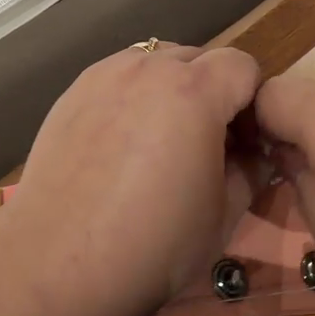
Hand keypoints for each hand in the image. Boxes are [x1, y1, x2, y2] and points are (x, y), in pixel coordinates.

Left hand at [0, 40, 262, 315]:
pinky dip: (132, 95)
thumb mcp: (222, 215)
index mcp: (193, 90)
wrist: (58, 257)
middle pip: (199, 58)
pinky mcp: (75, 88)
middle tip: (206, 145)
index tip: (245, 143)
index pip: (243, 65)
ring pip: (156, 61)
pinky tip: (121, 142)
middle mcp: (148, 66)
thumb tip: (256, 151)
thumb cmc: (151, 242)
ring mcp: (106, 72)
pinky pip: (119, 76)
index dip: (253, 101)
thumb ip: (251, 170)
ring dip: (171, 88)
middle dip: (213, 92)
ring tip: (160, 141)